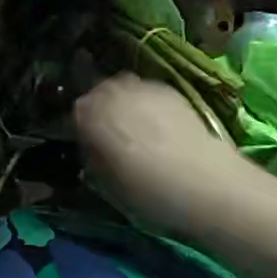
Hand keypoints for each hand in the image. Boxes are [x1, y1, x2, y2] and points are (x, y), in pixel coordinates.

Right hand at [75, 74, 253, 220]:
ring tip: (134, 127)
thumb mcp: (104, 182)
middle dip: (99, 110)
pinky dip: (146, 105)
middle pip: (97, 94)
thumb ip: (91, 158)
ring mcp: (141, 87)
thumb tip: (92, 150)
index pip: (72, 114)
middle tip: (108, 134)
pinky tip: (158, 126)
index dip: (77, 128)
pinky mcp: (170, 91)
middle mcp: (109, 92)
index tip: (84, 143)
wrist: (204, 183)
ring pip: (123, 89)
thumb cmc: (144, 190)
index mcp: (85, 114)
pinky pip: (147, 93)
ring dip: (123, 103)